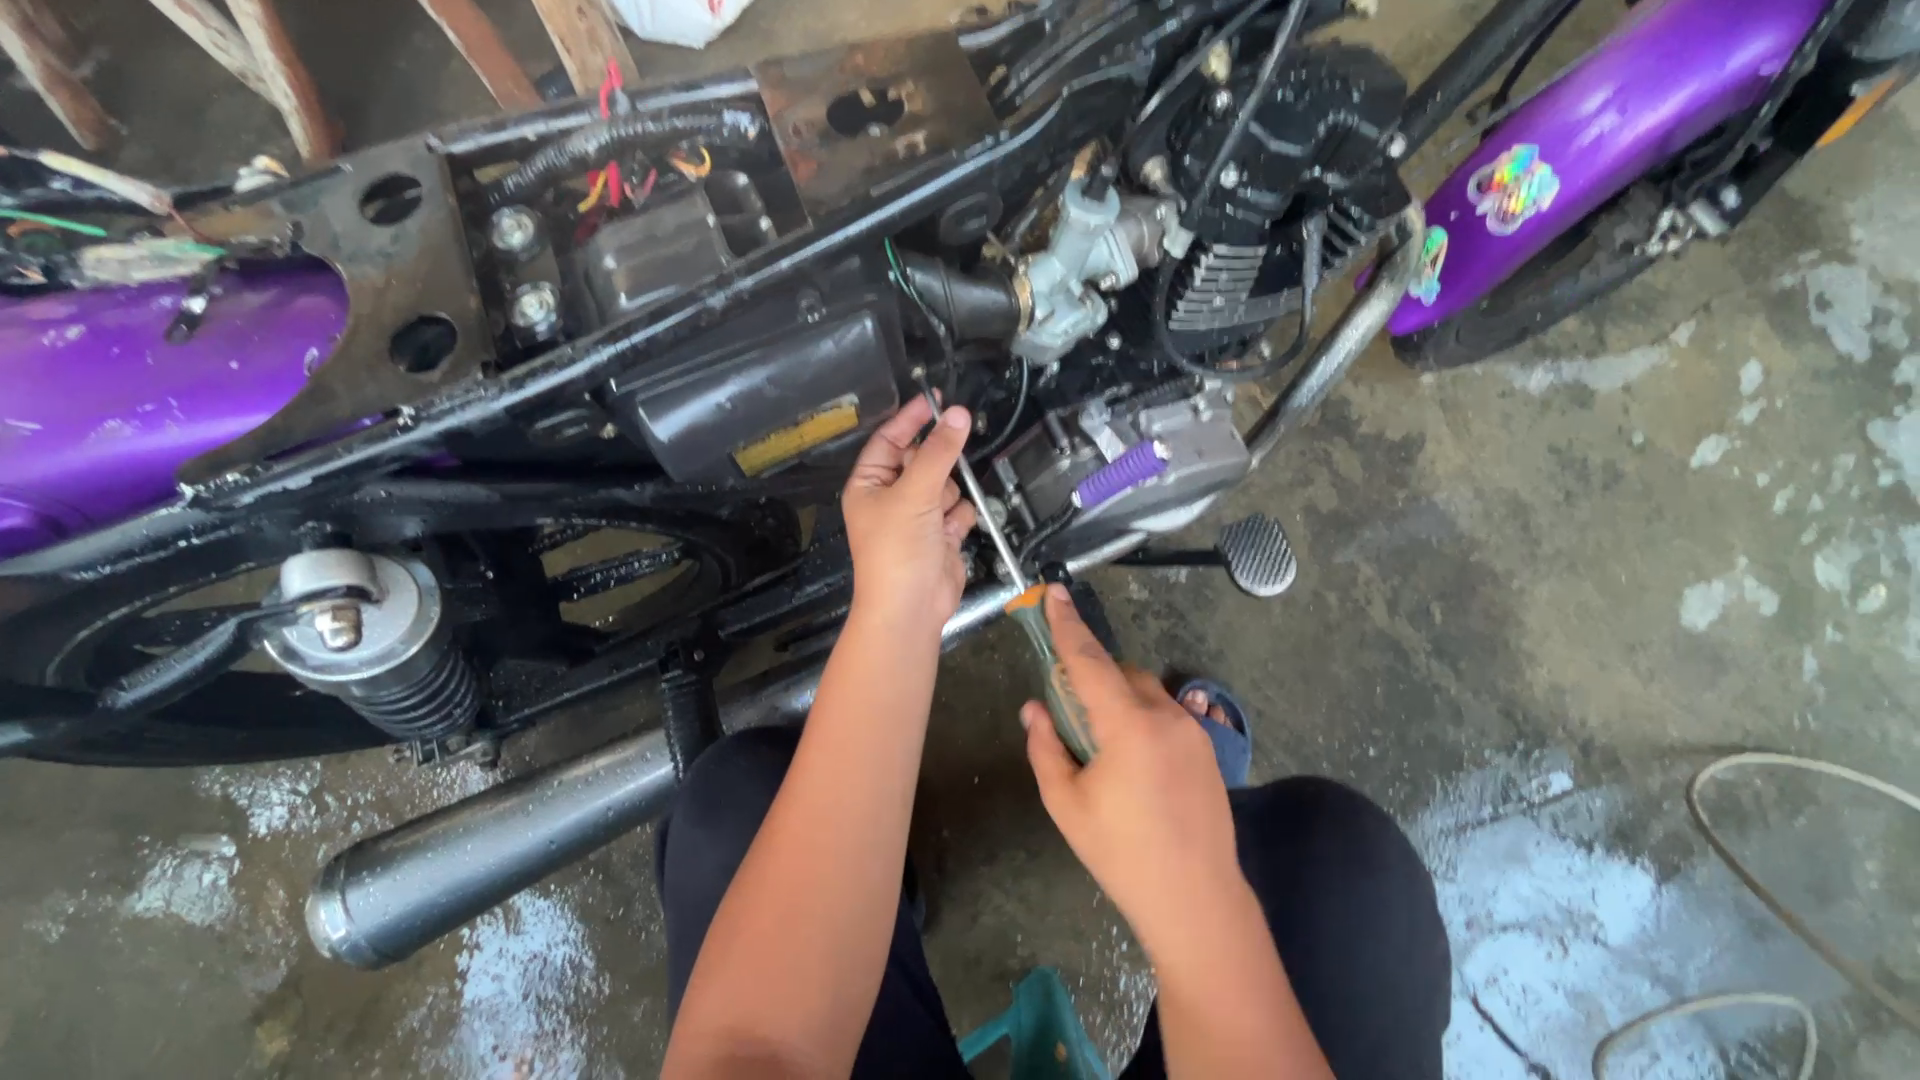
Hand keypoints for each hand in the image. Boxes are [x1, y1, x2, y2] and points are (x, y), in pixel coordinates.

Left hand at [842, 396, 977, 629]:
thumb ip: (939, 452)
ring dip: (948, 497)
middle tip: (948, 460)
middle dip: (936, 466)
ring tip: (938, 516)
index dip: (911, 420)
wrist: (911, 607)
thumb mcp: (915, 492)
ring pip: (945, 485)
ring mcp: (916, 518)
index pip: (889, 440)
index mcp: (868, 484)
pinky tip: (950, 535)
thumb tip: (959, 414)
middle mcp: (890, 498)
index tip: (937, 400)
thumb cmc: (897, 548)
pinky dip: (958, 520)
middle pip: (922, 460)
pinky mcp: (940, 536)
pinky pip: (958, 511)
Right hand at [1022, 586, 1242, 949]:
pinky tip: (1136, 766)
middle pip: (1120, 673)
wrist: (1196, 899)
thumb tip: (1035, 709)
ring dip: (1120, 700)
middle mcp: (1166, 716)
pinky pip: (1167, 715)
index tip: (1053, 593)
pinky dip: (1143, 720)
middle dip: (1093, 679)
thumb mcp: (1066, 804)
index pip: (1090, 661)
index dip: (1067, 625)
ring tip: (1104, 749)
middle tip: (1071, 717)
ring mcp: (1194, 731)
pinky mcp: (1208, 749)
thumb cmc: (1121, 854)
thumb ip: (1046, 747)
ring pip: (1146, 693)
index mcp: (1128, 726)